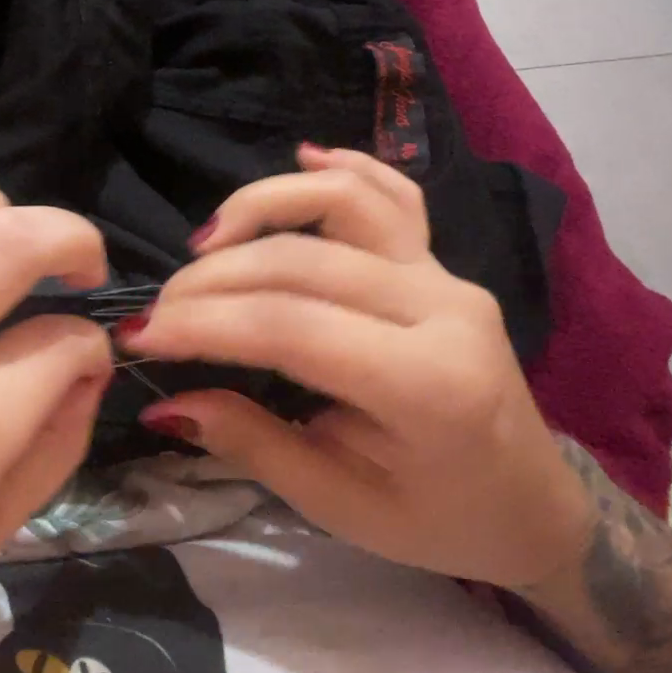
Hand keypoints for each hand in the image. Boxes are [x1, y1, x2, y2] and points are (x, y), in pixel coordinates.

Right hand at [119, 145, 593, 588]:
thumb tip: (164, 405)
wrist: (531, 504)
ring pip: (344, 201)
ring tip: (203, 242)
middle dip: (210, 280)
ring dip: (261, 206)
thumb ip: (250, 444)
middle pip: (300, 262)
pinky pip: (391, 194)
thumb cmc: (438, 517)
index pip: (290, 326)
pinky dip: (340, 168)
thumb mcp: (339, 504)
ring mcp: (445, 274)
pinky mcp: (439, 261)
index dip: (204, 323)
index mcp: (427, 384)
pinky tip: (301, 155)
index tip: (139, 337)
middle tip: (155, 312)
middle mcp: (442, 308)